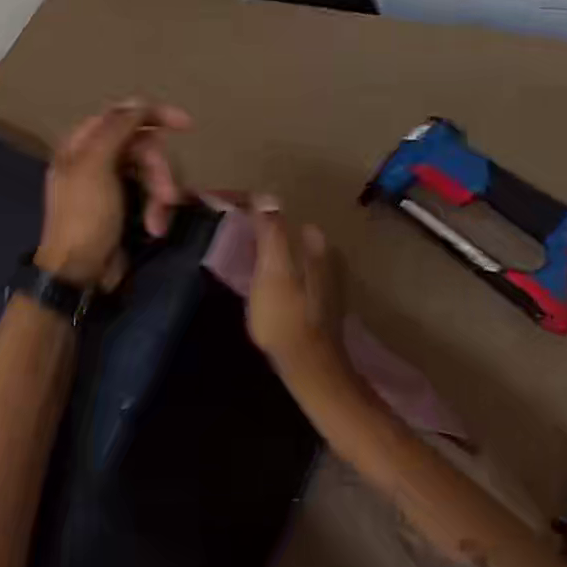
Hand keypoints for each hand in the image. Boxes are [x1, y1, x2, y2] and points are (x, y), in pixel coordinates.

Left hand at [36, 99, 190, 289]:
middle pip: (144, 145)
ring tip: (157, 219)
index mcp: (83, 143)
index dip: (154, 114)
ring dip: (161, 195)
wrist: (79, 273)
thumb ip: (117, 128)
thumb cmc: (84, 217)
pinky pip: (153, 194)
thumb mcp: (96, 166)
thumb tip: (139, 102)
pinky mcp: (128, 205)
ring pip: (153, 171)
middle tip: (166, 195)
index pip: (122, 114)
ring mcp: (114, 182)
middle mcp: (98, 157)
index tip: (185, 124)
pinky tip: (155, 228)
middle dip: (159, 170)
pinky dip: (157, 210)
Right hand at [247, 197, 348, 386]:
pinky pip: (298, 278)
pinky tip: (268, 285)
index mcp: (317, 246)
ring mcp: (328, 285)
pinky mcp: (322, 307)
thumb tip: (266, 195)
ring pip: (297, 257)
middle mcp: (329, 259)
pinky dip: (283, 276)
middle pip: (294, 236)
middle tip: (240, 237)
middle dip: (271, 233)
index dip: (260, 216)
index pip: (285, 218)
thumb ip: (270, 232)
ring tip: (249, 259)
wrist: (310, 371)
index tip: (236, 217)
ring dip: (277, 255)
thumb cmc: (286, 317)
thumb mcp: (272, 269)